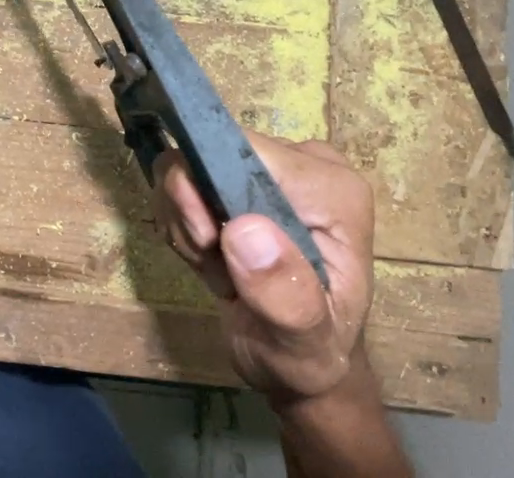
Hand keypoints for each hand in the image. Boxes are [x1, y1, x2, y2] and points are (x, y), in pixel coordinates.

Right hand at [152, 131, 376, 405]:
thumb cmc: (309, 354)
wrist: (296, 364)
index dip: (207, 188)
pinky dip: (179, 218)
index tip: (207, 242)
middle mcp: (306, 163)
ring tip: (214, 265)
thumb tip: (244, 229)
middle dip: (192, 210)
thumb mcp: (302, 344)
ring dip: (183, 219)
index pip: (241, 149)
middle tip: (210, 261)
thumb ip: (282, 292)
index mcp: (333, 188)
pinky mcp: (239, 174)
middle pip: (208, 151)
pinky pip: (180, 176)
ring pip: (185, 163)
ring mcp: (270, 167)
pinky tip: (206, 253)